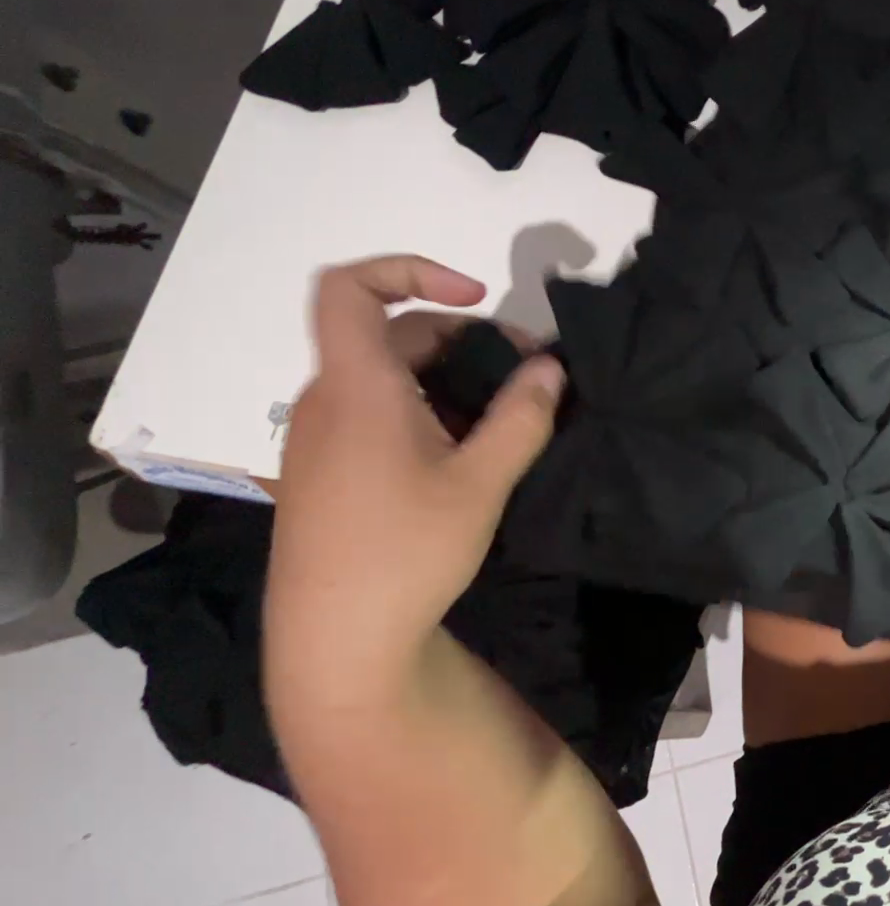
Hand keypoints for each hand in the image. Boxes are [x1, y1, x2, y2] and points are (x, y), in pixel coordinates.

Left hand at [264, 256, 565, 677]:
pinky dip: (428, 409)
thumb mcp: (482, 481)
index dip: (411, 269)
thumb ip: (522, 417)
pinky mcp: (328, 472)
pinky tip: (468, 454)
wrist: (338, 637)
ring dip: (451, 378)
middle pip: (389, 334)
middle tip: (528, 374)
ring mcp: (322, 439)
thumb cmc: (409, 549)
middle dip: (464, 338)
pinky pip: (378, 413)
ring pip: (388, 377)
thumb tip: (551, 367)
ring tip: (508, 417)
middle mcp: (327, 401)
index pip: (349, 287)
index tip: (478, 299)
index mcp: (358, 388)